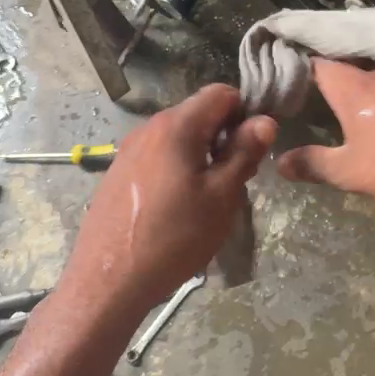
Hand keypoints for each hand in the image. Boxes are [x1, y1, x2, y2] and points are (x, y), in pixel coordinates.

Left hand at [60, 85, 275, 317]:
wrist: (108, 282)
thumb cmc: (174, 237)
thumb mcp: (222, 196)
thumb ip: (244, 152)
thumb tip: (266, 120)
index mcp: (176, 126)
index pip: (221, 94)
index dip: (245, 114)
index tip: (253, 150)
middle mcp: (149, 128)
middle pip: (199, 114)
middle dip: (224, 138)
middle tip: (235, 181)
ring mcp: (128, 150)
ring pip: (179, 138)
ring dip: (202, 157)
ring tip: (208, 199)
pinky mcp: (118, 173)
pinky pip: (159, 157)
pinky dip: (178, 170)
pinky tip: (178, 209)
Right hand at [276, 60, 374, 230]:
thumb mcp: (349, 173)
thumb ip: (312, 164)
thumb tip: (280, 163)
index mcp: (355, 90)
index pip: (322, 64)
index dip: (306, 66)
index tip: (295, 74)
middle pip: (356, 72)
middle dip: (344, 86)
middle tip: (332, 105)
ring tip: (373, 120)